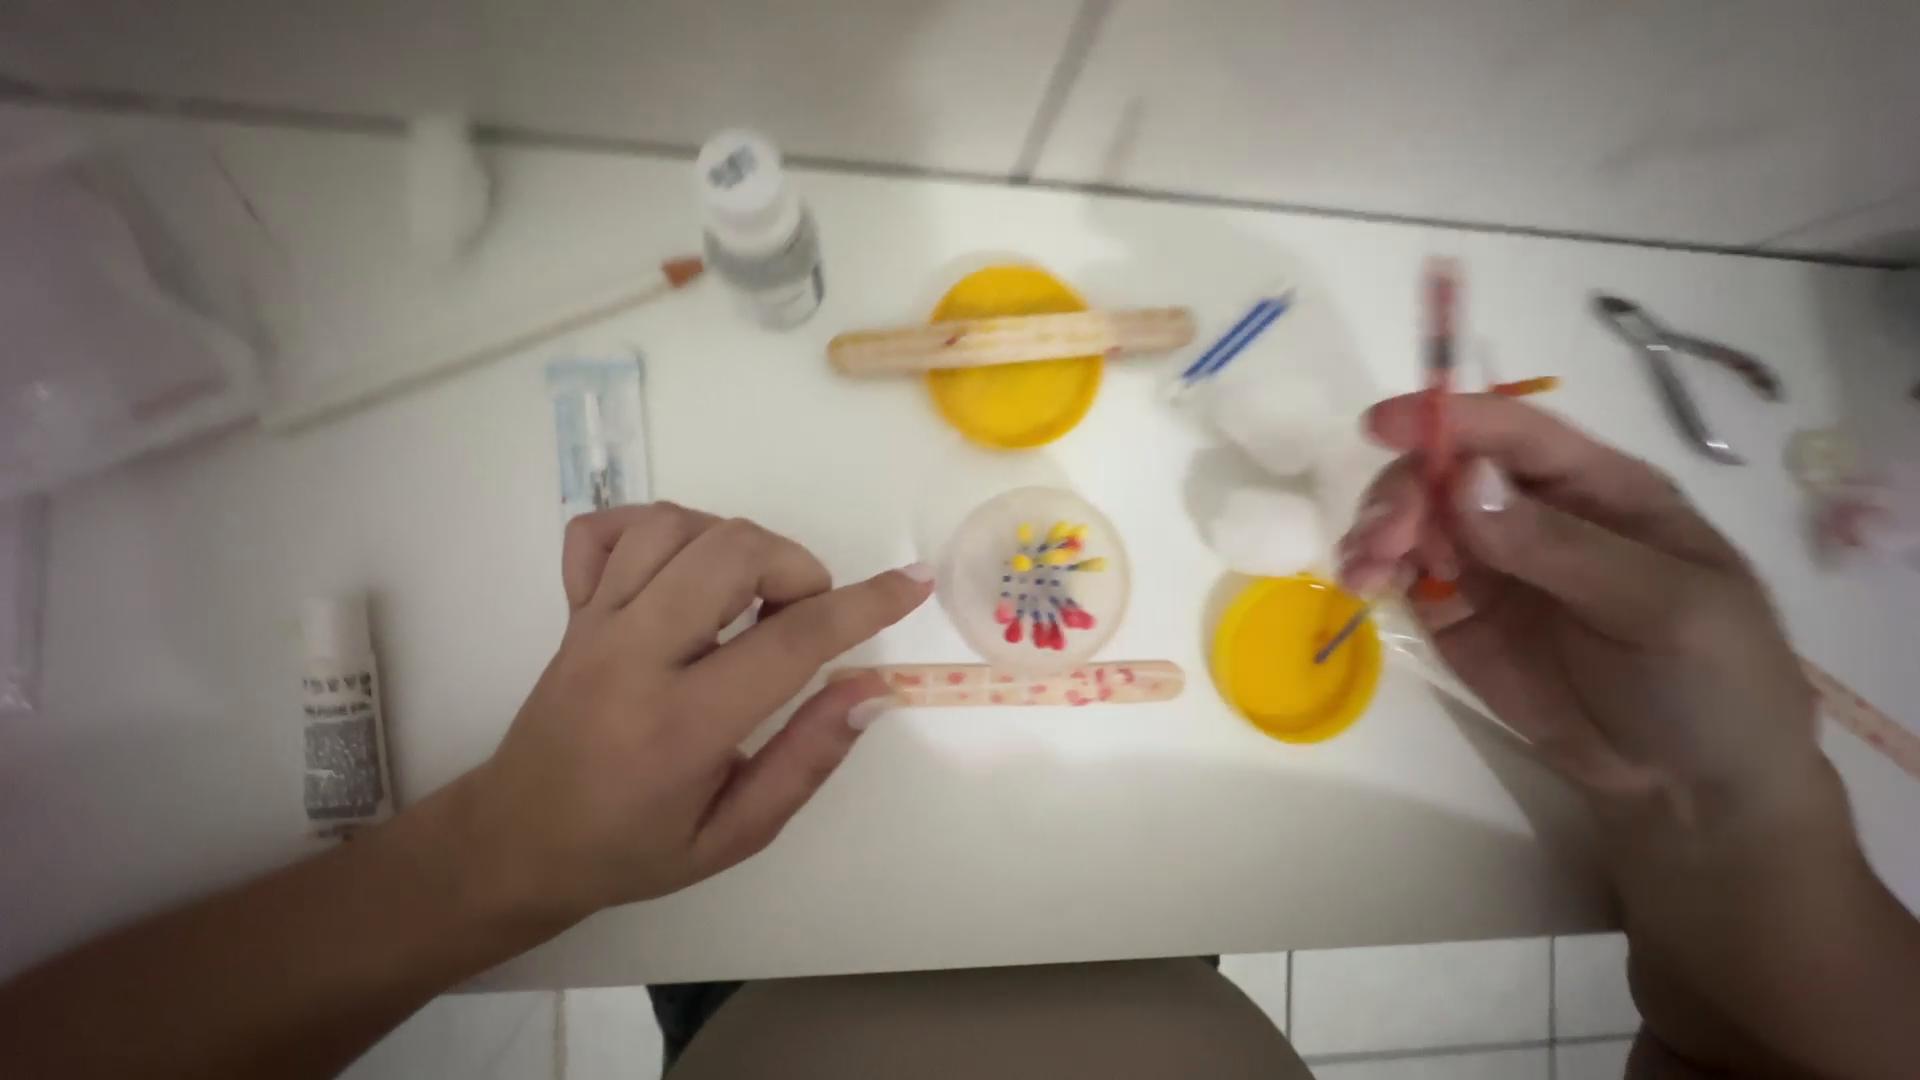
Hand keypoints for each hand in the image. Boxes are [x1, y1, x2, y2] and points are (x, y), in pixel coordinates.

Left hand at [462, 504, 931, 920]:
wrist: (515, 843)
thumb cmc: (632, 849)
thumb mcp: (736, 834)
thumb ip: (808, 759)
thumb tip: (870, 688)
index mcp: (681, 726)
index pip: (792, 640)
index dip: (866, 605)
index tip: (911, 583)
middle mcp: (632, 657)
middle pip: (731, 552)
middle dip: (796, 567)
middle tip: (803, 616)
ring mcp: (593, 624)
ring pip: (677, 525)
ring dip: (737, 545)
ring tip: (750, 596)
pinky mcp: (571, 609)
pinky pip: (607, 528)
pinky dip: (658, 529)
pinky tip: (683, 569)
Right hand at [1337, 393, 1822, 821]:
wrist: (1681, 780)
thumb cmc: (1707, 679)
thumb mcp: (1661, 607)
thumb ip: (1560, 543)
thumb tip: (1463, 479)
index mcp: (1597, 489)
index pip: (1512, 433)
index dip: (1446, 419)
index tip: (1379, 426)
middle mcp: (1529, 511)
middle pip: (1440, 473)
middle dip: (1400, 495)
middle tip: (1380, 543)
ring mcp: (1484, 560)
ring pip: (1408, 518)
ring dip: (1373, 533)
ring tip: (1363, 573)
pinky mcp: (1448, 607)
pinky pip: (1395, 569)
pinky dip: (1368, 569)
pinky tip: (1362, 587)